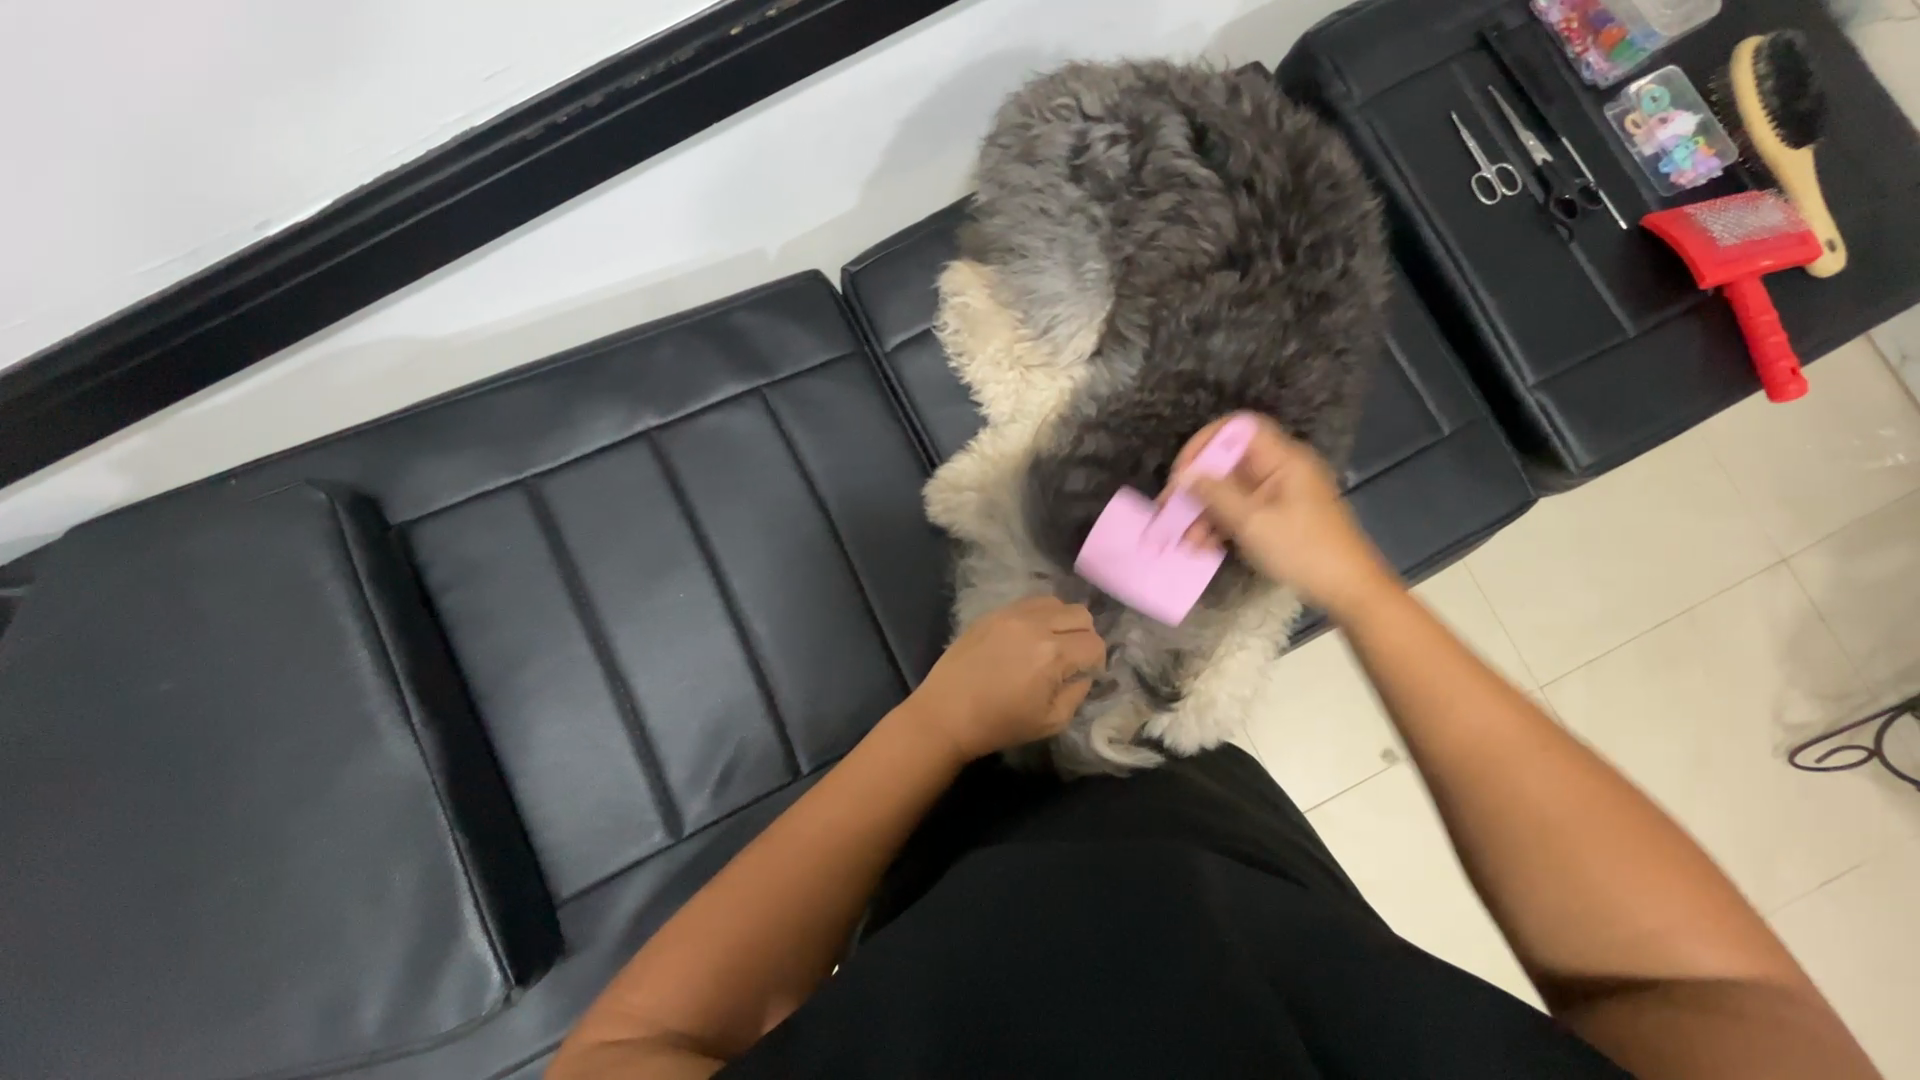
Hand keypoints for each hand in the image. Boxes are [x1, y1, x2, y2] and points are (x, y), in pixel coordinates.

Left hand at [907, 596, 1106, 762]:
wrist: (945, 713)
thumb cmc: (999, 724)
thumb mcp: (1050, 722)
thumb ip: (1077, 694)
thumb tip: (1083, 674)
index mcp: (1053, 654)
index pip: (1095, 644)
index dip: (1097, 662)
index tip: (1085, 674)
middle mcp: (1036, 625)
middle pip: (1081, 614)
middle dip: (1084, 636)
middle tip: (1071, 658)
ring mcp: (1012, 614)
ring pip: (1056, 602)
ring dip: (1063, 621)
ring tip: (1050, 643)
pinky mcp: (993, 613)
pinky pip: (1029, 602)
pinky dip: (1039, 615)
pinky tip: (1029, 636)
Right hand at [1172, 413, 1399, 618]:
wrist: (1349, 590)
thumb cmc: (1304, 551)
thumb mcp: (1253, 522)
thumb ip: (1216, 494)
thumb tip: (1185, 474)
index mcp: (1282, 460)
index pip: (1239, 429)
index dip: (1206, 442)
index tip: (1182, 471)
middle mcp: (1280, 471)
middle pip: (1229, 463)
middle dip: (1197, 485)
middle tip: (1170, 508)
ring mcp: (1279, 496)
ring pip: (1231, 491)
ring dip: (1204, 512)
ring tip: (1183, 539)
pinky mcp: (1277, 519)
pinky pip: (1241, 512)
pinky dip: (1220, 526)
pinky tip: (1201, 547)